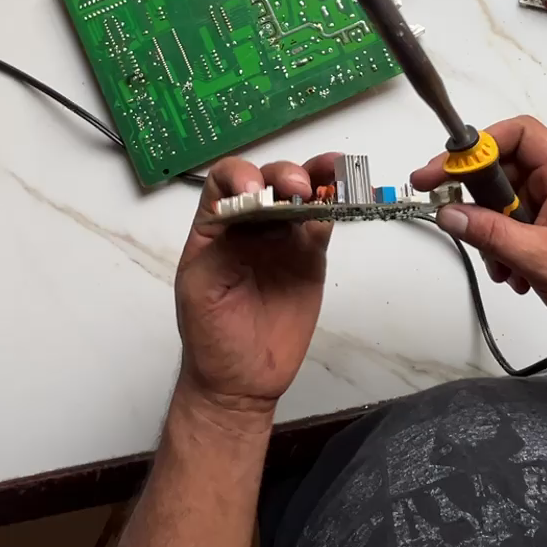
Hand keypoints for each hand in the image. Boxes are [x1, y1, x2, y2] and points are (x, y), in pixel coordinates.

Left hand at [174, 157, 333, 421]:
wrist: (241, 379)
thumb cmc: (210, 333)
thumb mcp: (201, 289)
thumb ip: (220, 249)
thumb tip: (242, 214)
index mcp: (217, 224)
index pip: (225, 181)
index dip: (240, 175)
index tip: (255, 191)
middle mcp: (251, 221)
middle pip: (268, 179)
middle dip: (284, 174)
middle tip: (298, 188)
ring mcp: (283, 236)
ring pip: (301, 193)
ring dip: (317, 175)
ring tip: (335, 167)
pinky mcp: (310, 254)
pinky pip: (323, 221)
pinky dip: (335, 204)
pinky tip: (345, 193)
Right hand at [410, 116, 546, 359]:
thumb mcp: (540, 259)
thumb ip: (489, 233)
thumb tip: (447, 212)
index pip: (519, 134)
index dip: (480, 144)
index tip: (446, 168)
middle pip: (505, 168)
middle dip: (476, 195)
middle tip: (444, 209)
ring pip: (506, 202)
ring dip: (490, 231)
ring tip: (497, 264)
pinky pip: (516, 227)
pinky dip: (504, 248)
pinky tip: (512, 276)